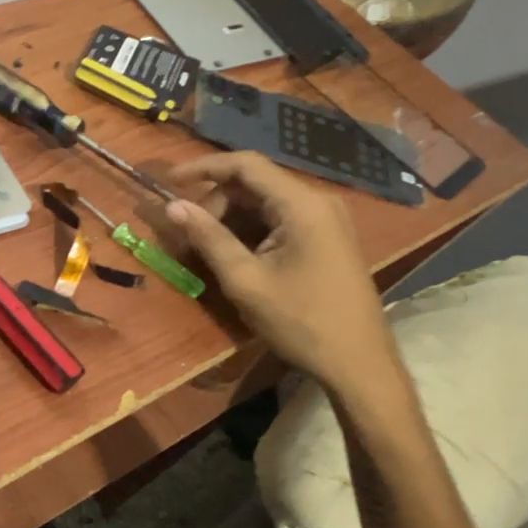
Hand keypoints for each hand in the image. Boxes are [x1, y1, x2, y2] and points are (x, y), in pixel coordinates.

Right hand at [165, 152, 400, 397]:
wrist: (358, 363)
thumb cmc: (300, 321)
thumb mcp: (245, 281)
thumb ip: (208, 238)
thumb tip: (173, 207)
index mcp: (302, 205)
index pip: (246, 165)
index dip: (203, 168)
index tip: (169, 182)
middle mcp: (318, 201)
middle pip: (255, 183)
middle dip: (216, 202)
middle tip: (189, 235)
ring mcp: (326, 219)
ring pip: (265, 203)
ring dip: (231, 219)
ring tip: (205, 249)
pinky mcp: (326, 238)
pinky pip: (280, 220)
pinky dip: (251, 231)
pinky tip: (234, 257)